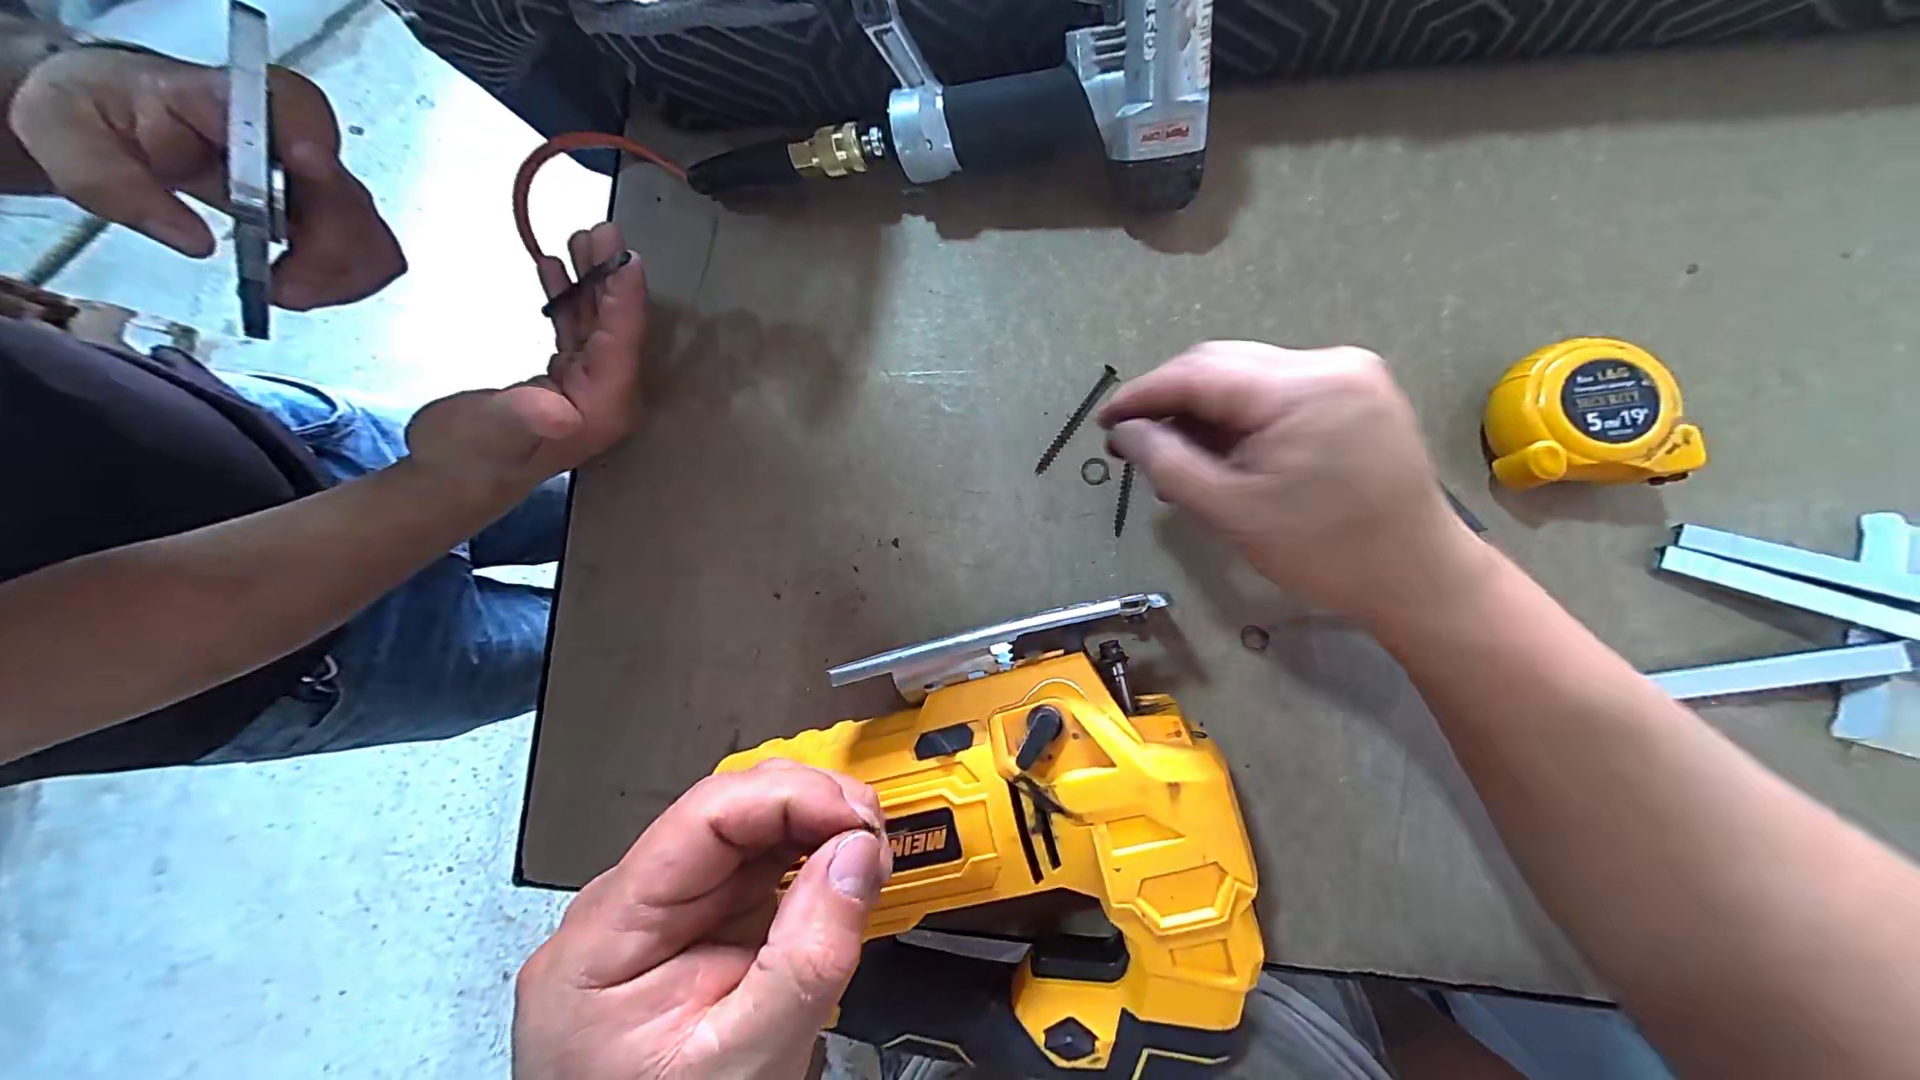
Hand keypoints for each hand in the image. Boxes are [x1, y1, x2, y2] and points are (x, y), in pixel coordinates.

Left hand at [8, 46, 403, 307]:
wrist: (126, 128)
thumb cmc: (102, 118)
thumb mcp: (64, 134)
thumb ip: (110, 183)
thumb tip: (196, 241)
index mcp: (230, 100)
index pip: (297, 106)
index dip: (314, 136)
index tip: (308, 164)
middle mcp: (298, 142)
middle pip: (349, 200)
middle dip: (327, 255)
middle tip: (281, 289)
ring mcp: (330, 185)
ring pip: (373, 240)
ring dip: (339, 279)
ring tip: (285, 289)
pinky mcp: (343, 220)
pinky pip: (373, 260)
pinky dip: (346, 283)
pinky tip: (301, 284)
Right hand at [405, 222, 644, 500]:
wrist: (454, 475)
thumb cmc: (469, 456)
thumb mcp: (491, 433)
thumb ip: (523, 417)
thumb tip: (557, 410)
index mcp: (604, 406)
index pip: (624, 341)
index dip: (626, 297)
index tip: (628, 255)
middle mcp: (607, 396)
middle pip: (618, 328)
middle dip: (611, 279)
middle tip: (604, 231)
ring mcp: (589, 389)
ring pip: (598, 325)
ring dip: (590, 282)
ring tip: (583, 239)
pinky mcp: (567, 381)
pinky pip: (577, 333)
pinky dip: (568, 300)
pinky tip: (557, 269)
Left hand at [513, 761, 892, 1079]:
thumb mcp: (743, 1065)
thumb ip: (804, 962)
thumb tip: (856, 854)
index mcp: (608, 934)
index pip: (704, 815)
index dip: (789, 797)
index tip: (854, 817)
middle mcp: (634, 899)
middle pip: (732, 803)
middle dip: (814, 803)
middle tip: (871, 837)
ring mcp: (674, 900)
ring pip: (755, 817)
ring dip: (821, 820)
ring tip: (864, 855)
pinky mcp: (711, 908)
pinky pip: (768, 852)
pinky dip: (815, 848)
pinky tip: (842, 867)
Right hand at [1099, 341, 1483, 619]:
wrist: (1416, 574)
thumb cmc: (1322, 551)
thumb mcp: (1229, 510)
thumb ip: (1166, 462)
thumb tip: (1124, 432)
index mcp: (1299, 388)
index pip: (1197, 373)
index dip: (1141, 395)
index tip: (1103, 421)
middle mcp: (1326, 362)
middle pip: (1220, 365)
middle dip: (1169, 401)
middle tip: (1132, 441)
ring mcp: (1346, 373)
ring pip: (1244, 377)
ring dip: (1201, 410)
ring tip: (1171, 453)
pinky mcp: (1354, 392)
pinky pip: (1274, 391)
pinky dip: (1236, 416)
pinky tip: (1217, 448)